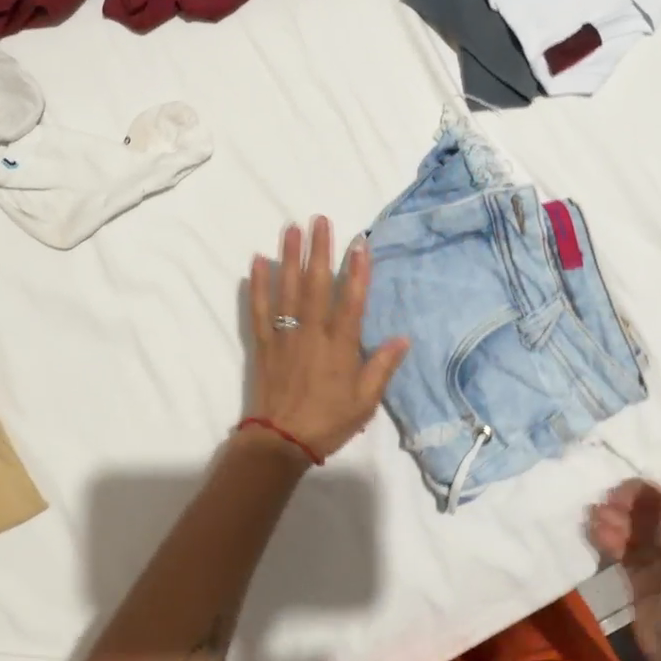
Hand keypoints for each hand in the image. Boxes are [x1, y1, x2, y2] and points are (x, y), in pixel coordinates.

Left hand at [245, 217, 409, 461]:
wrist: (281, 441)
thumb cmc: (329, 422)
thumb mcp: (366, 401)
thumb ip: (382, 367)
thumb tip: (403, 338)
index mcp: (340, 346)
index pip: (351, 300)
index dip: (356, 271)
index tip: (359, 243)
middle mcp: (311, 334)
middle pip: (316, 285)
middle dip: (319, 250)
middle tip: (320, 219)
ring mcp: (284, 336)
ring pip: (287, 289)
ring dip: (289, 257)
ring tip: (291, 228)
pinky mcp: (263, 344)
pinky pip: (259, 309)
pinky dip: (258, 285)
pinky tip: (257, 262)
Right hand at [587, 478, 660, 660]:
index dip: (645, 494)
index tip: (621, 489)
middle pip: (648, 519)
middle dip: (625, 508)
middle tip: (601, 503)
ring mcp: (656, 566)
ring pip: (632, 535)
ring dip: (613, 523)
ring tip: (591, 517)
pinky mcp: (638, 581)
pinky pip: (622, 554)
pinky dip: (609, 542)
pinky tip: (593, 533)